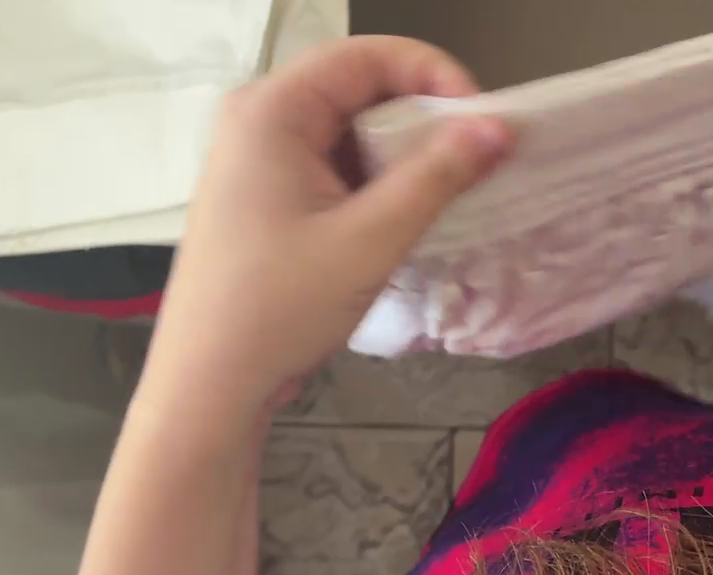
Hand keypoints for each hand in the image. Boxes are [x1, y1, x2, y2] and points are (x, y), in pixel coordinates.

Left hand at [143, 36, 512, 415]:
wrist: (213, 379)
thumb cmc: (283, 305)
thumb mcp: (370, 239)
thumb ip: (437, 178)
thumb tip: (499, 127)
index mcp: (273, 110)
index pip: (368, 57)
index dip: (434, 76)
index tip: (483, 122)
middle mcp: (259, 121)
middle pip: (357, 95)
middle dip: (419, 126)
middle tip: (470, 169)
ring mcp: (258, 165)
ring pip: (347, 141)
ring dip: (397, 166)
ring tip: (436, 207)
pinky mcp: (265, 204)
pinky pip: (330, 177)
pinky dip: (371, 193)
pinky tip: (395, 230)